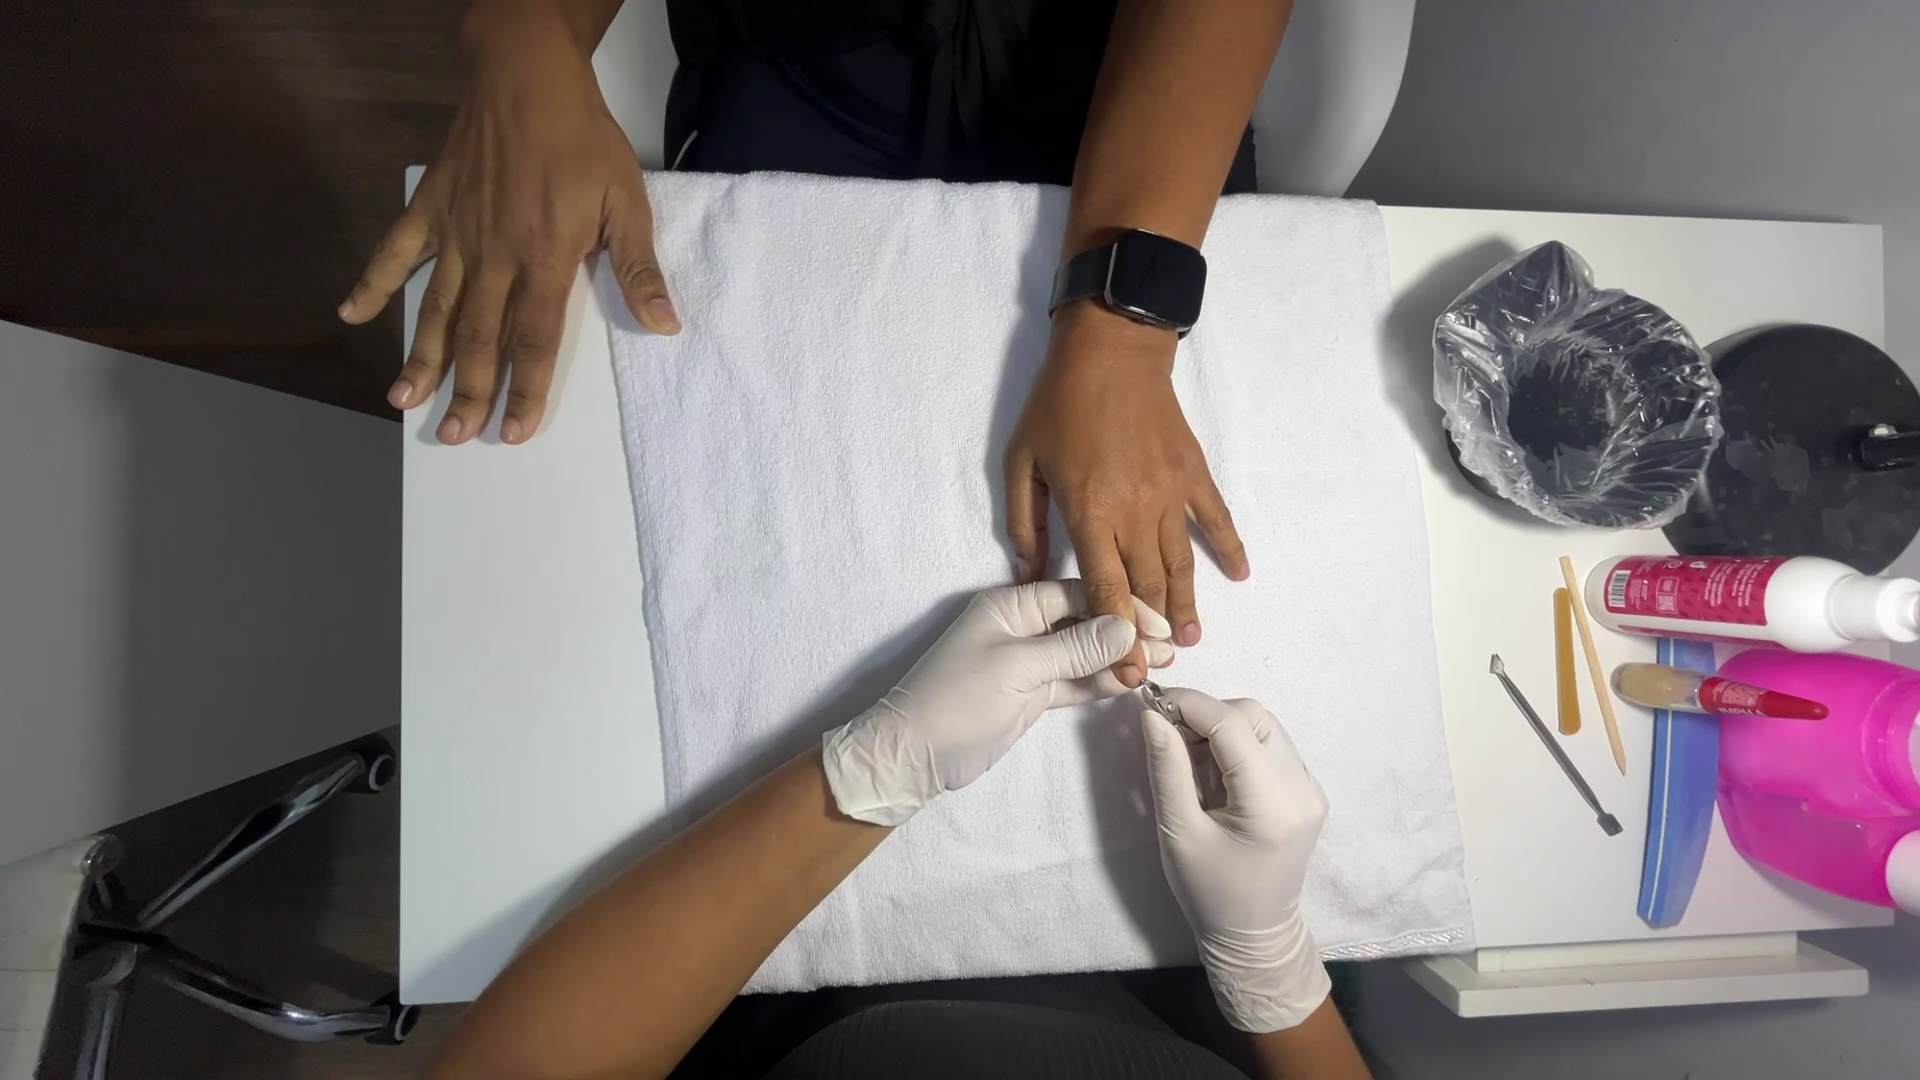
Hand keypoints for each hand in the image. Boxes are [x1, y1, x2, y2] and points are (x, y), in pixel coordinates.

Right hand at [337, 10, 679, 445]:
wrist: (527, 75)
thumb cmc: (584, 143)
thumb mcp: (628, 206)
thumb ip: (640, 271)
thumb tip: (666, 325)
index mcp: (543, 260)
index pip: (534, 342)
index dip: (526, 389)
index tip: (516, 429)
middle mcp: (493, 255)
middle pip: (478, 338)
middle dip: (468, 390)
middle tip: (456, 434)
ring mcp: (455, 232)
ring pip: (436, 308)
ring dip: (421, 358)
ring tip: (404, 400)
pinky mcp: (431, 206)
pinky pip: (396, 250)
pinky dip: (374, 282)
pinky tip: (353, 314)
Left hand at [822, 580, 1173, 825]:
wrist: (916, 753)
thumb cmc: (959, 698)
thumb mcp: (1018, 667)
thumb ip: (1074, 648)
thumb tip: (1128, 627)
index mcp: (1011, 604)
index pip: (1076, 592)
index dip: (1118, 604)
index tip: (1159, 621)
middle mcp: (1023, 626)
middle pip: (1084, 620)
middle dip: (1126, 631)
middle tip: (1171, 646)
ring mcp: (1029, 661)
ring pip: (1084, 652)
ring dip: (1119, 658)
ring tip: (1164, 664)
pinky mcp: (1032, 692)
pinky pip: (1074, 680)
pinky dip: (1101, 681)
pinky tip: (1132, 681)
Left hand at [1003, 301, 1246, 686]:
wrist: (1110, 351)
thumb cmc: (1057, 407)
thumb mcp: (1021, 463)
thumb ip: (1026, 524)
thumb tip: (1027, 574)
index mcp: (1091, 513)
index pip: (1107, 589)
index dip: (1116, 635)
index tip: (1127, 669)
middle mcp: (1136, 513)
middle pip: (1148, 586)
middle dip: (1152, 631)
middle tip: (1158, 664)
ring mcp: (1171, 495)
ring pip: (1181, 563)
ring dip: (1185, 604)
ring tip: (1191, 638)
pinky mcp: (1193, 475)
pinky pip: (1215, 519)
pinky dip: (1228, 548)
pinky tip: (1238, 575)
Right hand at [1141, 688, 1330, 1032]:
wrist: (1254, 937)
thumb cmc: (1209, 891)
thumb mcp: (1178, 831)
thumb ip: (1167, 767)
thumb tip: (1151, 714)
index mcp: (1272, 805)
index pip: (1232, 725)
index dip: (1189, 703)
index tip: (1151, 703)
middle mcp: (1301, 789)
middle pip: (1253, 715)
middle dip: (1205, 712)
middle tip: (1168, 734)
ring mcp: (1310, 788)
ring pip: (1262, 723)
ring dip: (1220, 723)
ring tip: (1188, 753)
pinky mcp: (1306, 790)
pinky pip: (1269, 742)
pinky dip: (1236, 740)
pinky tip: (1213, 766)